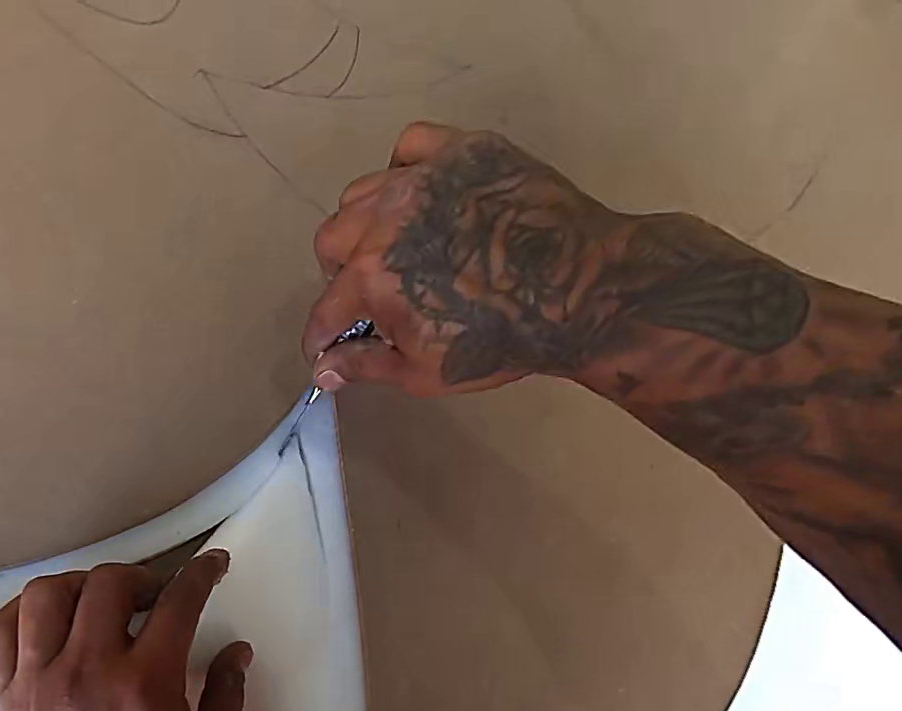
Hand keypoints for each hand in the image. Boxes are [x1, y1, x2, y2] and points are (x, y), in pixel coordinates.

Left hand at [0, 552, 252, 710]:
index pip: (179, 602)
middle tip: (156, 597)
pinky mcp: (5, 697)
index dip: (200, 573)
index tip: (211, 565)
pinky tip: (48, 627)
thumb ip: (227, 702)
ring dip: (82, 585)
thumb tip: (236, 651)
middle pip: (109, 582)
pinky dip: (22, 614)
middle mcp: (88, 668)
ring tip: (101, 604)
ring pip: (47, 593)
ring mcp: (38, 680)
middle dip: (142, 576)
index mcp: (146, 686)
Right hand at [302, 122, 807, 396]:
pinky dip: (402, 172)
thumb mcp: (420, 372)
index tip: (326, 348)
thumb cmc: (496, 343)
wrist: (580, 291)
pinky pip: (409, 146)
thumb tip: (321, 372)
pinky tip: (419, 198)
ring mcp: (422, 178)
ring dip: (363, 226)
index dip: (321, 337)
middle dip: (338, 276)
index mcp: (370, 278)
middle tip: (369, 295)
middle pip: (329, 242)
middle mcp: (383, 220)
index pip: (323, 311)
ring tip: (393, 246)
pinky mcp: (461, 151)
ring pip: (359, 194)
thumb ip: (363, 367)